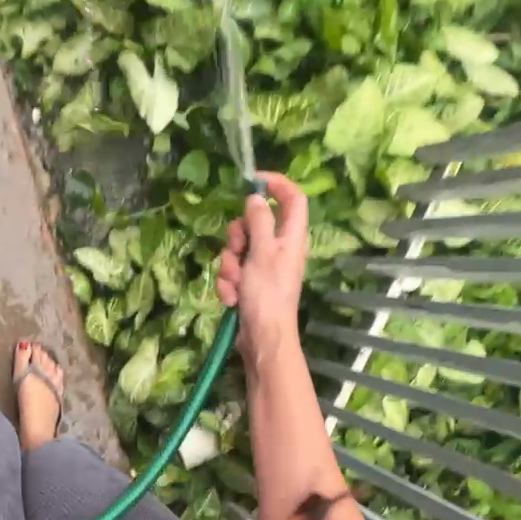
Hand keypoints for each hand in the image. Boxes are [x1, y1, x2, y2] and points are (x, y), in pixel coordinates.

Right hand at [215, 171, 308, 363]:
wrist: (262, 338)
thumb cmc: (268, 294)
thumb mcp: (263, 252)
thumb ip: (259, 221)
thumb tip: (255, 198)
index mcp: (291, 236)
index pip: (292, 198)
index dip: (276, 184)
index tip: (253, 181)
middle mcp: (278, 249)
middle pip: (254, 224)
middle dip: (237, 237)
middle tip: (238, 251)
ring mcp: (262, 268)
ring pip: (237, 250)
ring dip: (229, 267)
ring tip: (236, 285)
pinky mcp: (248, 285)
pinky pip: (231, 273)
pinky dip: (228, 285)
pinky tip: (232, 299)